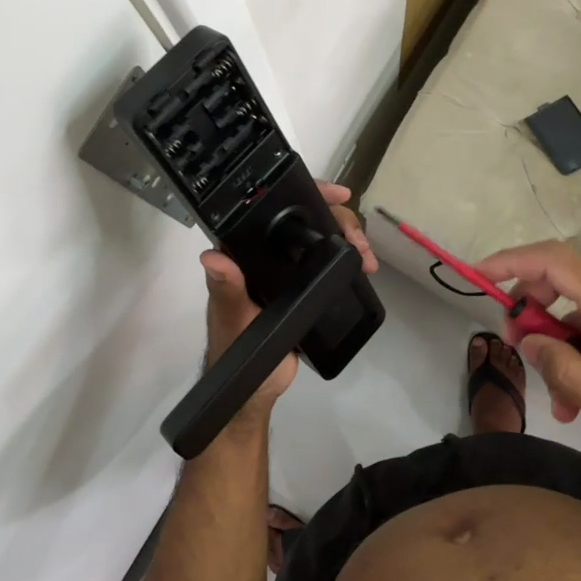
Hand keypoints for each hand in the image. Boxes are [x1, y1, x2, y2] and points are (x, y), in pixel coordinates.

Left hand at [198, 181, 376, 415]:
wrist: (254, 387)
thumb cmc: (235, 346)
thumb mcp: (233, 316)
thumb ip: (226, 288)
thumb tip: (212, 257)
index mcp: (240, 252)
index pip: (269, 208)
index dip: (301, 193)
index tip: (335, 194)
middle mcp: (261, 254)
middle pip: (302, 219)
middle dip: (336, 219)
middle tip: (360, 240)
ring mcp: (284, 268)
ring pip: (319, 237)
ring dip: (347, 238)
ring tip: (367, 258)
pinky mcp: (301, 285)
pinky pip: (325, 260)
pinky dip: (346, 257)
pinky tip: (363, 264)